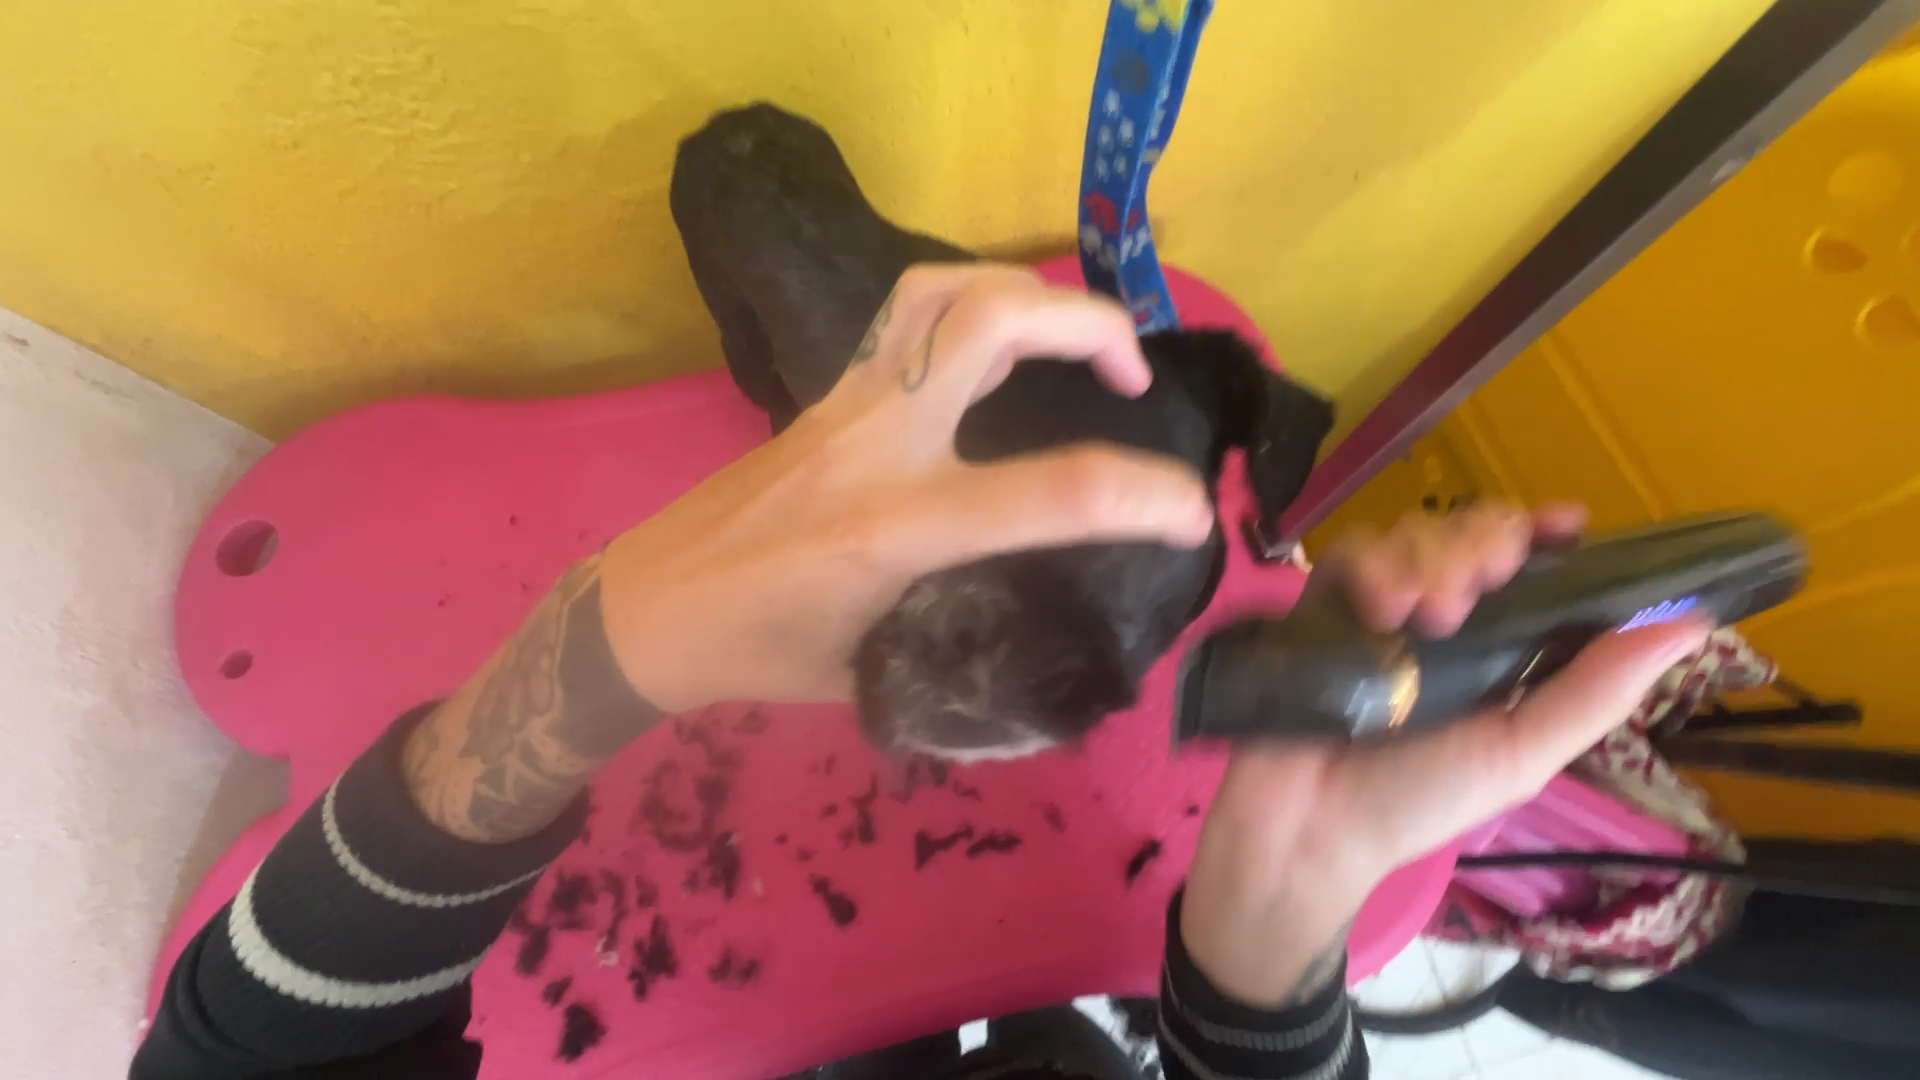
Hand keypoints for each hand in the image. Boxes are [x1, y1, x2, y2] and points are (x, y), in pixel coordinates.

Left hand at [600, 263, 1213, 710]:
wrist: (648, 608)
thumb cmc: (758, 653)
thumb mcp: (874, 669)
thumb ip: (963, 636)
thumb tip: (1039, 625)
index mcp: (892, 528)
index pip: (1046, 495)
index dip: (1143, 498)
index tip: (1191, 512)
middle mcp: (874, 443)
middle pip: (988, 321)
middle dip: (1089, 324)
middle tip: (1132, 375)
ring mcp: (845, 404)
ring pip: (941, 290)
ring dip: (1027, 292)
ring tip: (1072, 336)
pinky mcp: (825, 391)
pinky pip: (908, 315)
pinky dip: (973, 307)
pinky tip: (998, 351)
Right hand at [1180, 501, 1711, 1005]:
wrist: (1312, 819)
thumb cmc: (1418, 798)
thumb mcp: (1519, 754)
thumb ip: (1594, 692)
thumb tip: (1694, 623)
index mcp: (1500, 648)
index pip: (1530, 566)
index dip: (1546, 534)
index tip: (1563, 525)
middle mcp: (1440, 615)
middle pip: (1469, 534)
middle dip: (1481, 545)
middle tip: (1473, 588)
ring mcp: (1376, 605)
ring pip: (1410, 534)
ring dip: (1428, 557)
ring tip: (1421, 612)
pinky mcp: (1321, 603)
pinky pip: (1349, 553)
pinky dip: (1371, 565)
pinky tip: (1380, 607)